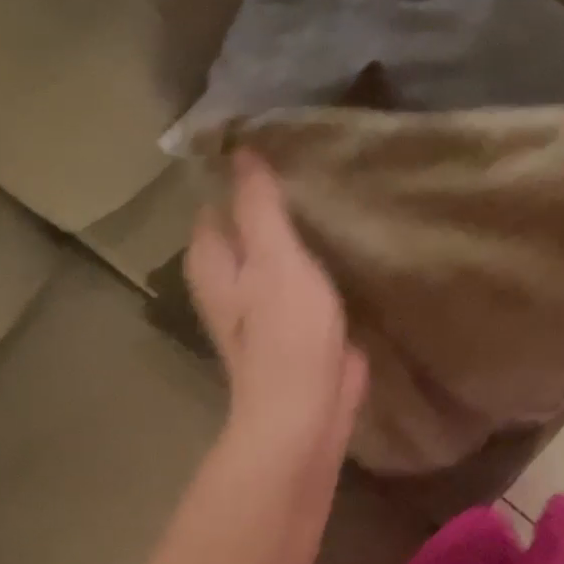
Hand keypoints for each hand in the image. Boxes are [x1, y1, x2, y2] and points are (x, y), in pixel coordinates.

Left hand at [185, 150, 367, 465]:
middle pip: (249, 230)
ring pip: (281, 259)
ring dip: (302, 239)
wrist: (307, 413)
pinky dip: (322, 271)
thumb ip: (260, 206)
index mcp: (213, 260)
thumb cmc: (286, 334)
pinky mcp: (299, 333)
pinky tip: (349, 253)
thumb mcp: (276, 259)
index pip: (218, 202)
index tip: (281, 150)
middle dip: (276, 206)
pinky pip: (308, 288)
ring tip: (337, 203)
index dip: (243, 177)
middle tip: (317, 173)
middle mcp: (231, 282)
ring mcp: (266, 310)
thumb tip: (242, 151)